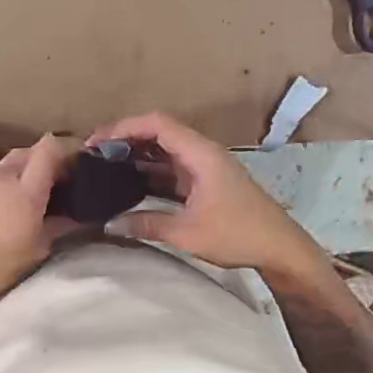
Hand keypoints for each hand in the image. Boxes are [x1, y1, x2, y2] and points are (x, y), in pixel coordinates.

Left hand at [0, 134, 78, 323]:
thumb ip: (60, 226)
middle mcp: (1, 177)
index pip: (50, 148)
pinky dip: (12, 178)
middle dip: (50, 159)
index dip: (70, 149)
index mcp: (24, 191)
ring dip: (29, 168)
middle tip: (64, 181)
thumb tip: (80, 215)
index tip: (82, 165)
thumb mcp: (38, 250)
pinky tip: (16, 201)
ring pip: (13, 161)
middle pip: (31, 150)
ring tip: (41, 193)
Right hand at [87, 112, 326, 277]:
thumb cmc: (237, 235)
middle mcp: (202, 153)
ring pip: (162, 150)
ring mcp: (203, 167)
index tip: (96, 141)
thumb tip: (109, 224)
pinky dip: (146, 171)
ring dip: (134, 154)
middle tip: (93, 153)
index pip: (157, 125)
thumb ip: (146, 224)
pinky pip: (169, 168)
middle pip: (158, 132)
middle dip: (124, 138)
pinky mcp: (203, 182)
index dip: (124, 127)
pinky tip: (126, 182)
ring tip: (103, 165)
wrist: (279, 248)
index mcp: (201, 155)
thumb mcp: (186, 233)